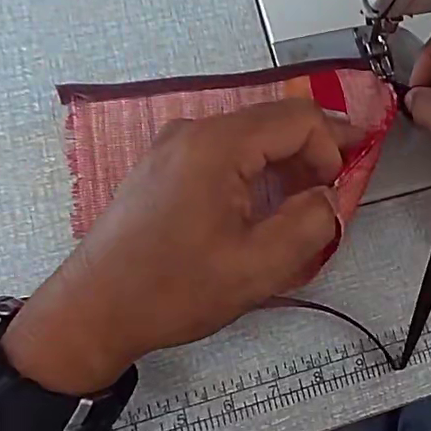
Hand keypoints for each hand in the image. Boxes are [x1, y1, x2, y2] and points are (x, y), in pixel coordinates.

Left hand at [5, 100, 351, 392]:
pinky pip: (227, 154)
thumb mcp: (260, 266)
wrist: (93, 312)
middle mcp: (194, 132)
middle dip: (316, 152)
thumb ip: (311, 223)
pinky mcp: (165, 167)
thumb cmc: (175, 290)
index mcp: (218, 146)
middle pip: (275, 122)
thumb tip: (330, 197)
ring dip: (288, 164)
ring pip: (252, 138)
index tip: (338, 191)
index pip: (299, 118)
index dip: (333, 148)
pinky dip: (258, 172)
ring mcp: (174, 147)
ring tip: (305, 204)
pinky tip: (265, 206)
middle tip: (338, 191)